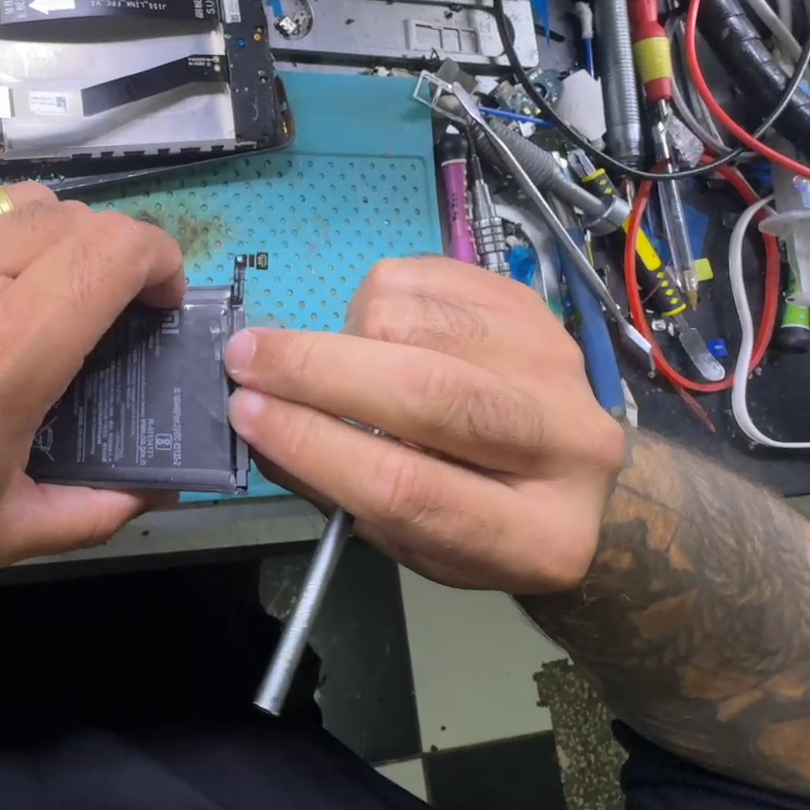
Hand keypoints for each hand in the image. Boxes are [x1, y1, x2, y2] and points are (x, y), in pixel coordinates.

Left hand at [0, 183, 185, 573]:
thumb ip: (93, 513)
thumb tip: (157, 490)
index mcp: (10, 347)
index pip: (117, 251)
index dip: (161, 263)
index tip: (161, 304)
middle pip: (85, 219)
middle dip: (121, 257)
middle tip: (113, 313)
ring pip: (32, 201)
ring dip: (66, 239)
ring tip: (52, 294)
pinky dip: (11, 233)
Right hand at [223, 257, 624, 592]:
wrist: (560, 468)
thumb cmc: (464, 515)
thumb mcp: (397, 536)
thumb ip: (327, 484)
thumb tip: (252, 418)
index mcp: (531, 536)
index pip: (405, 486)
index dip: (312, 445)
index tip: (243, 411)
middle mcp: (566, 445)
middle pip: (424, 391)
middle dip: (313, 368)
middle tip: (243, 358)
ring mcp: (555, 361)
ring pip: (413, 319)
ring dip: (344, 334)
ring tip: (344, 362)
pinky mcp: (530, 303)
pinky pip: (419, 273)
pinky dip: (369, 297)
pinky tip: (375, 331)